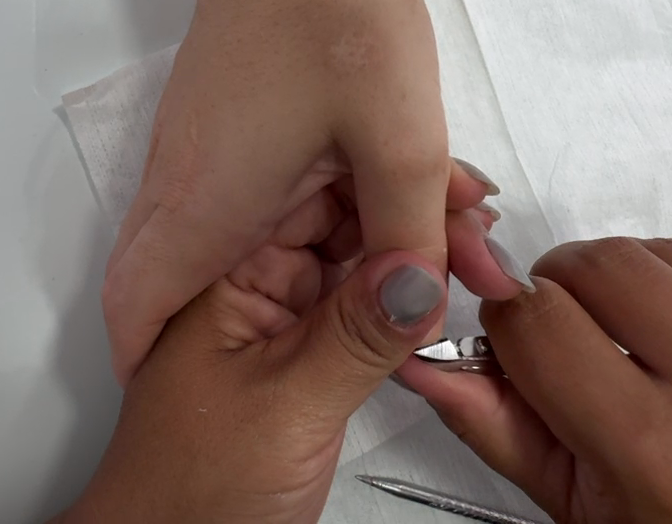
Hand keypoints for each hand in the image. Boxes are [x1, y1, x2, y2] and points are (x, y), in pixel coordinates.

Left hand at [63, 229, 450, 522]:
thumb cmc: (191, 488)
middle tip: (480, 227)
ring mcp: (289, 309)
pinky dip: (408, 296)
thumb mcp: (282, 405)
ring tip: (478, 253)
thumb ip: (354, 337)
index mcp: (233, 262)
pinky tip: (446, 289)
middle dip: (413, 212)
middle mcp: (260, 272)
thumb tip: (422, 269)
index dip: (388, 183)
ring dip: (418, 251)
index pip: (317, 194)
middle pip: (346, 217)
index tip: (455, 195)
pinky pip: (366, 304)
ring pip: (363, 258)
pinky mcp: (311, 347)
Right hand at [103, 0, 529, 382]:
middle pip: (212, 281)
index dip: (154, 365)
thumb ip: (407, 235)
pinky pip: (265, 182)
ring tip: (443, 223)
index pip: (137, 313)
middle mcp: (185, 179)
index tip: (224, 392)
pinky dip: (330, 196)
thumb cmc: (338, 13)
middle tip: (405, 295)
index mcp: (206, 203)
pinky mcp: (223, 109)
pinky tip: (407, 170)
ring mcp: (200, 139)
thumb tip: (416, 305)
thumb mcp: (397, 136)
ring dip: (339, 241)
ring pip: (254, 228)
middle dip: (305, 308)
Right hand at [399, 238, 671, 522]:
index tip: (524, 339)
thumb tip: (412, 351)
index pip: (538, 317)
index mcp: (663, 459)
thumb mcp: (575, 507)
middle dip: (570, 286)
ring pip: (667, 251)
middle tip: (581, 331)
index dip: (515, 319)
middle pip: (604, 261)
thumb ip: (490, 421)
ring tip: (651, 343)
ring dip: (637, 284)